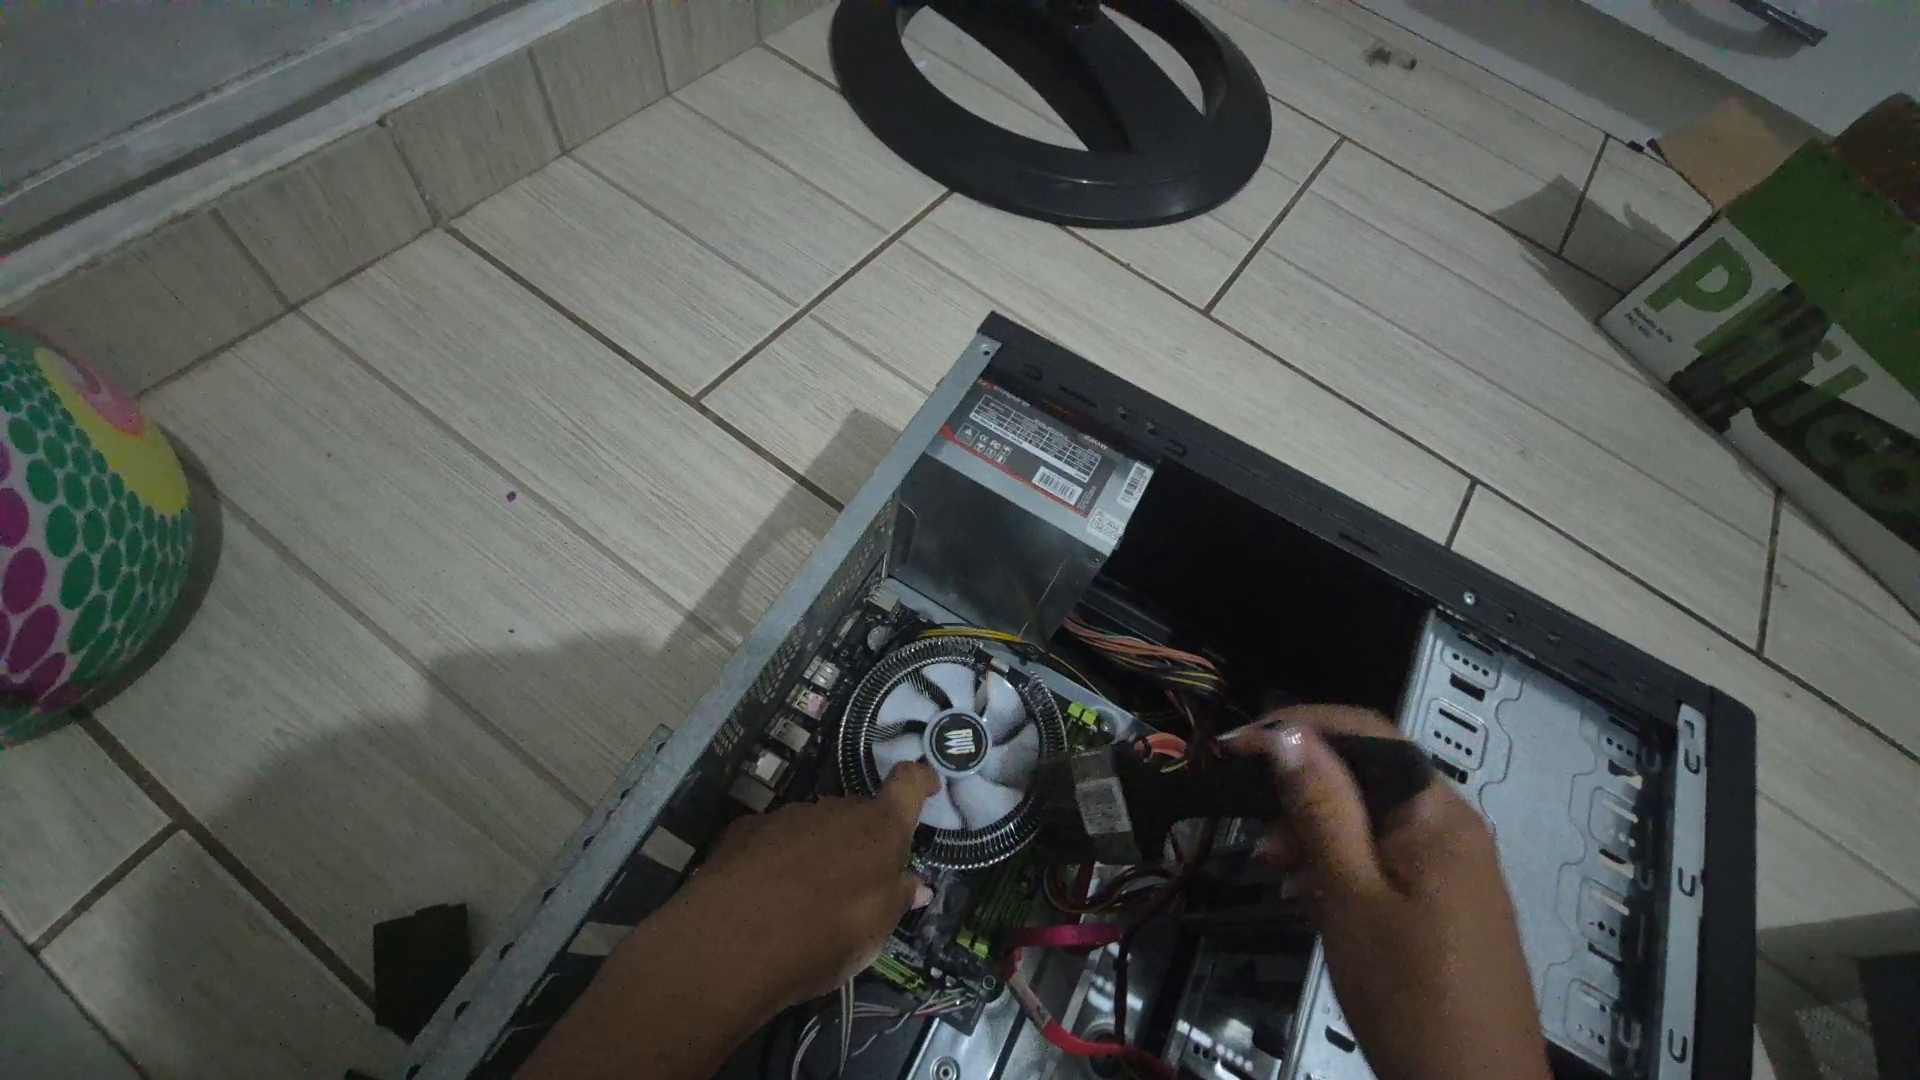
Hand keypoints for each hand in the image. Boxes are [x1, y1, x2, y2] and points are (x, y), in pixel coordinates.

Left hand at [514, 762, 938, 1079]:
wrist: (731, 941)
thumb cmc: (824, 934)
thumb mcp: (875, 932)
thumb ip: (897, 900)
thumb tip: (914, 885)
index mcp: (878, 828)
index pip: (908, 784)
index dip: (920, 780)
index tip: (927, 784)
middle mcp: (835, 809)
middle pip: (859, 813)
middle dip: (863, 839)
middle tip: (860, 881)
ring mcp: (787, 816)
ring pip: (815, 826)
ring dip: (819, 849)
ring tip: (807, 897)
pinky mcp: (744, 831)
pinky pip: (774, 840)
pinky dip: (778, 859)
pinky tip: (764, 896)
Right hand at [1237, 706, 1549, 1079]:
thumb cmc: (1410, 995)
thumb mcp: (1348, 895)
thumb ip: (1320, 807)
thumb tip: (1286, 734)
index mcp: (1436, 814)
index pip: (1364, 731)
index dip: (1295, 727)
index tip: (1235, 746)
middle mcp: (1448, 825)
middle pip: (1362, 774)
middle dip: (1299, 788)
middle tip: (1249, 819)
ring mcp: (1447, 863)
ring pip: (1364, 816)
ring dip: (1309, 830)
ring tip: (1271, 867)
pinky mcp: (1438, 896)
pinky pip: (1377, 854)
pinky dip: (1333, 862)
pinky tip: (1303, 894)